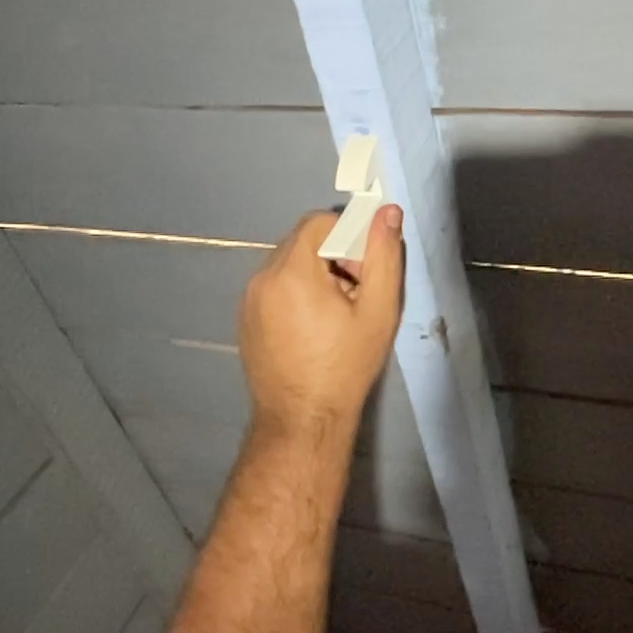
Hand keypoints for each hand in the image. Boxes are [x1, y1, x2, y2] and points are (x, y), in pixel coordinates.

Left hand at [238, 205, 405, 432]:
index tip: (363, 273)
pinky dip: (297, 291)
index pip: (320, 222)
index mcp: (292, 271)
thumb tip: (387, 211)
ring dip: (316, 273)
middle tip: (355, 294)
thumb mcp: (378, 310)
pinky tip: (314, 327)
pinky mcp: (245, 318)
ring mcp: (248, 299)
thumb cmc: (346, 365)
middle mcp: (262, 278)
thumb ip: (384, 255)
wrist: (303, 421)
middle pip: (303, 240)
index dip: (349, 237)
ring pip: (288, 262)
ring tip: (336, 313)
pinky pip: (274, 285)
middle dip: (334, 255)